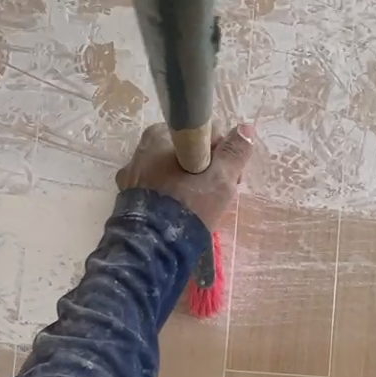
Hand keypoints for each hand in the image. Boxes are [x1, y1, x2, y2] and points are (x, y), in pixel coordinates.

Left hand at [114, 122, 257, 229]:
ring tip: (200, 209)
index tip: (229, 179)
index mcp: (160, 136)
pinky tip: (180, 214)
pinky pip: (158, 190)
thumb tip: (246, 129)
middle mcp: (141, 149)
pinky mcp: (129, 197)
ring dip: (189, 185)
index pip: (202, 135)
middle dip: (206, 171)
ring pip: (173, 172)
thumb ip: (234, 153)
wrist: (153, 247)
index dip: (221, 156)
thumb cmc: (187, 207)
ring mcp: (132, 174)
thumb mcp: (220, 180)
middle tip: (217, 196)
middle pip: (186, 153)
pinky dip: (171, 198)